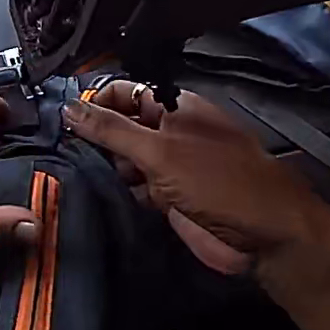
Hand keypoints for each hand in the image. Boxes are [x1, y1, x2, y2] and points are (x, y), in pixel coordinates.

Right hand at [63, 83, 329, 274]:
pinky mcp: (167, 197)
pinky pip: (133, 188)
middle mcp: (169, 132)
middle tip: (64, 151)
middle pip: (120, 127)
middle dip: (95, 138)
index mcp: (173, 107)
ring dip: (105, 167)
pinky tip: (95, 195)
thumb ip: (111, 130)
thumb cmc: (218, 181)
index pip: (123, 93)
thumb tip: (68, 108)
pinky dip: (118, 191)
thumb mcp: (159, 150)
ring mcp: (169, 166)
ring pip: (124, 160)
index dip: (95, 103)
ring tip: (74, 174)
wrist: (265, 236)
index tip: (65, 121)